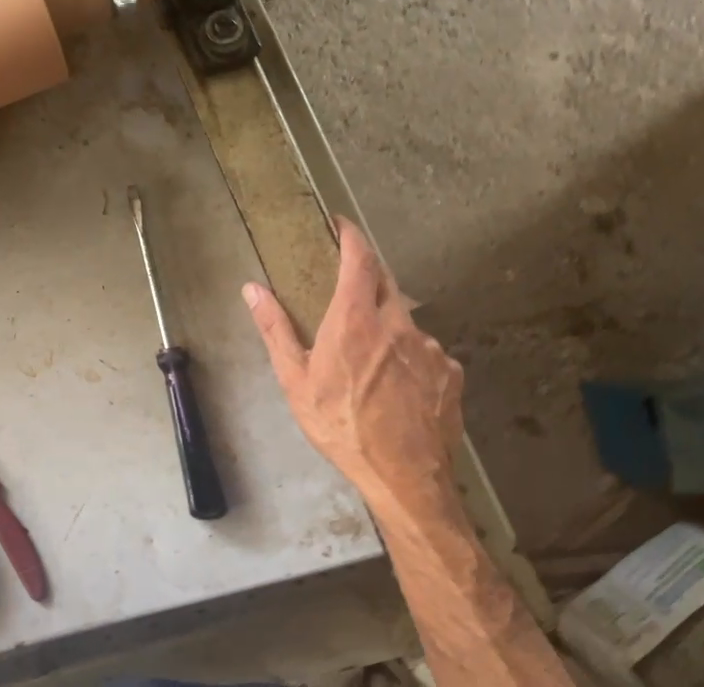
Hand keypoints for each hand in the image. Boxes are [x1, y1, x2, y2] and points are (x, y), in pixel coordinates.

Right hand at [242, 218, 463, 507]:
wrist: (406, 478)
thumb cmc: (340, 426)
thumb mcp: (295, 380)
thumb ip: (275, 329)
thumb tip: (252, 289)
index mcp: (356, 320)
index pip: (360, 260)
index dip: (352, 236)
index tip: (342, 224)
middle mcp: (398, 325)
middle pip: (387, 283)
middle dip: (368, 275)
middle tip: (347, 284)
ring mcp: (431, 349)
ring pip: (406, 321)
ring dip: (388, 324)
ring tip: (370, 355)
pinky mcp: (451, 374)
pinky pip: (427, 351)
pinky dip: (409, 355)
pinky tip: (396, 383)